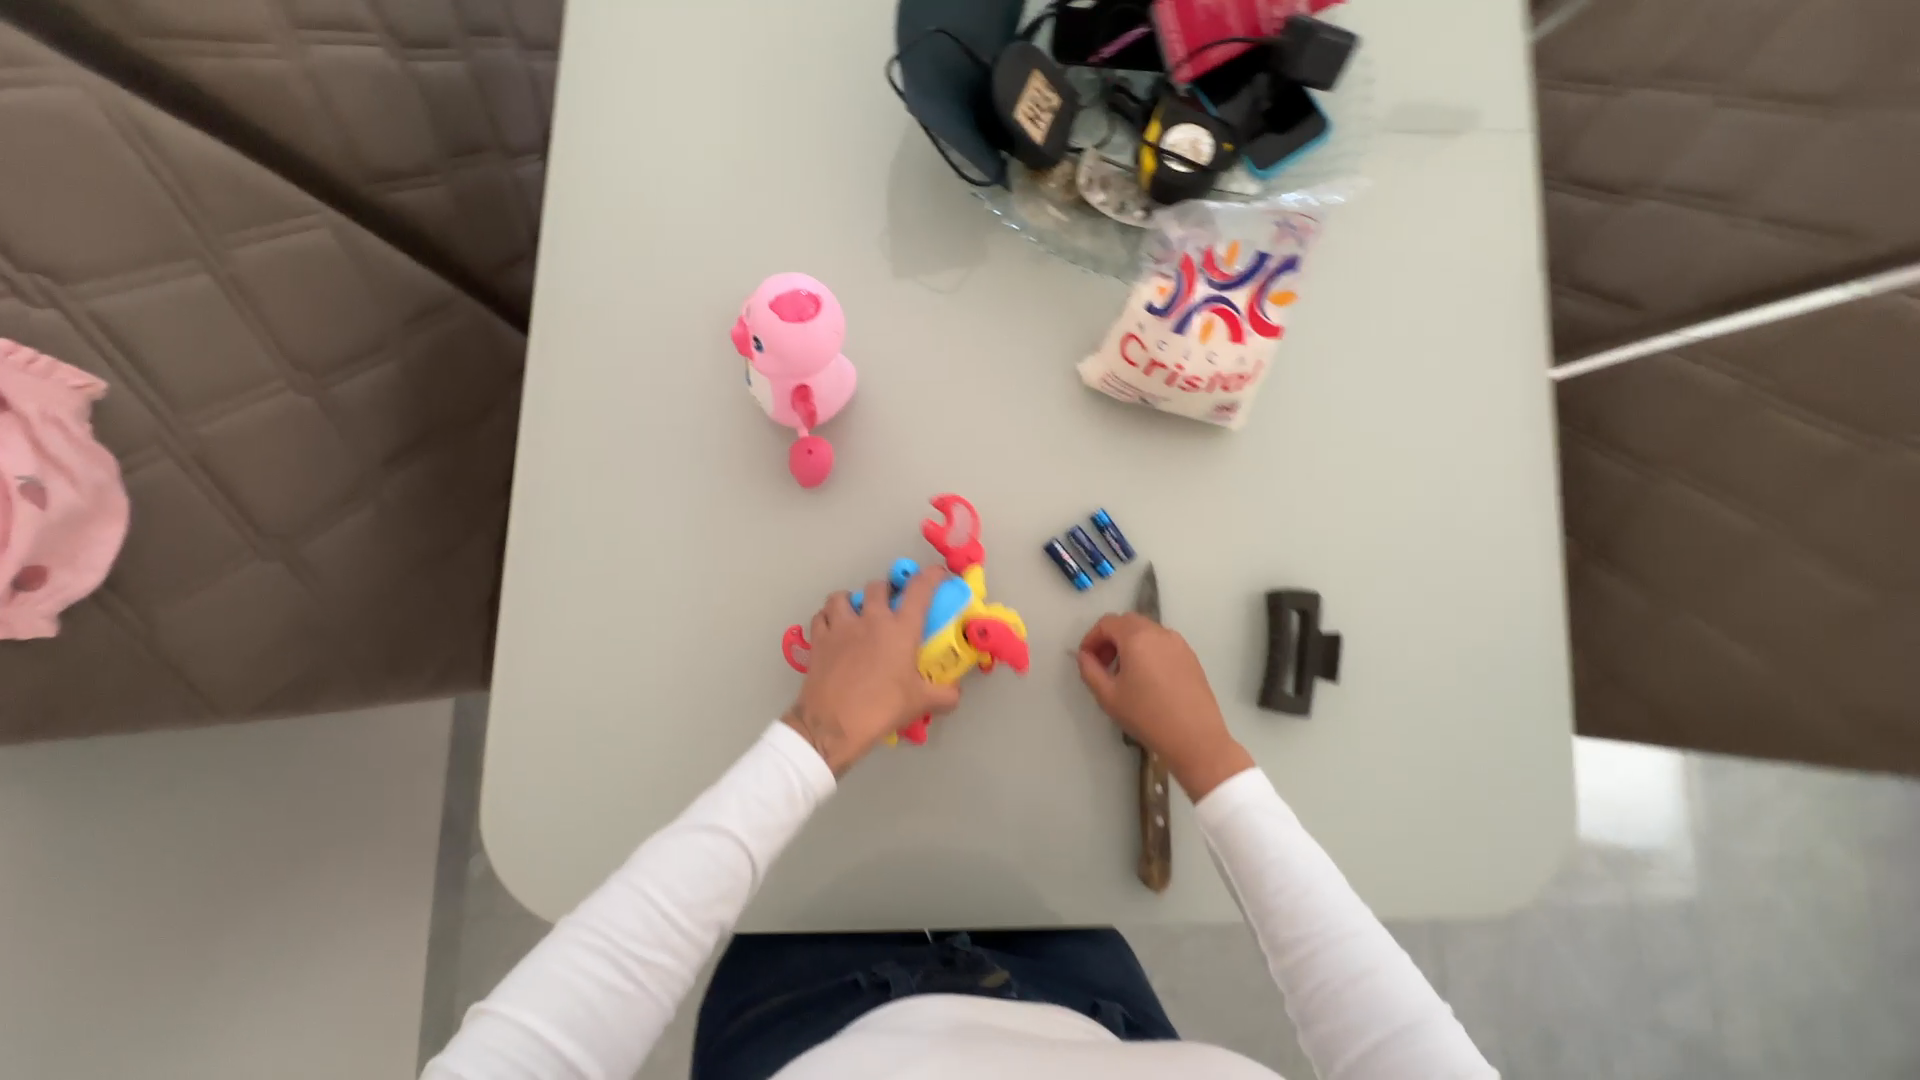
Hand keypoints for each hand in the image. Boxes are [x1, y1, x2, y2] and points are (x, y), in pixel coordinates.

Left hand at [784, 571, 960, 774]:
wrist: (832, 725)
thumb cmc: (881, 709)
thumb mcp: (920, 704)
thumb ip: (945, 695)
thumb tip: (956, 693)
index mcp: (900, 629)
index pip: (920, 590)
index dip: (932, 576)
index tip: (939, 574)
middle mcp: (870, 619)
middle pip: (878, 586)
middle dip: (887, 590)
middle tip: (892, 605)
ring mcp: (841, 627)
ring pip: (842, 596)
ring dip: (852, 600)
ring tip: (856, 614)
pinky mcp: (818, 640)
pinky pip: (821, 617)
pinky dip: (828, 618)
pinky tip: (833, 630)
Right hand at [1077, 613, 1253, 799]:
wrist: (1195, 737)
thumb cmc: (1146, 716)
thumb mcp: (1108, 696)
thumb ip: (1089, 670)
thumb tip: (1084, 655)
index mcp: (1136, 637)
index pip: (1107, 623)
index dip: (1091, 637)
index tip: (1086, 659)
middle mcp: (1159, 632)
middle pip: (1128, 622)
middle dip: (1110, 638)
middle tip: (1103, 664)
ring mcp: (1178, 643)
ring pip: (1146, 631)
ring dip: (1129, 644)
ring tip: (1125, 673)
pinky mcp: (1191, 656)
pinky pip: (1162, 643)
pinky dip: (1148, 650)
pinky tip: (1148, 679)